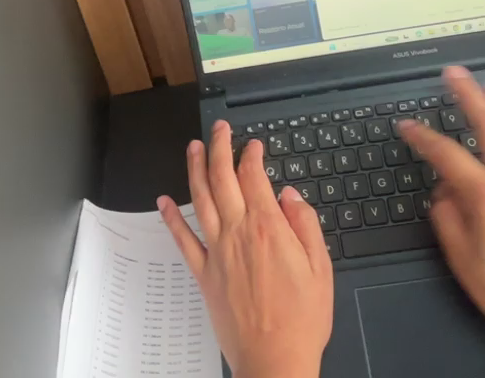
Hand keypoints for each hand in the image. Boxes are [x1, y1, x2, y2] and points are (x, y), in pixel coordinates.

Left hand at [159, 121, 333, 377]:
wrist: (275, 361)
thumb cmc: (301, 319)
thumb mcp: (321, 267)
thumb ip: (305, 223)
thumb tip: (289, 194)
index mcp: (269, 228)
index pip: (253, 176)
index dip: (251, 153)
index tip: (253, 143)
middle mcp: (238, 233)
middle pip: (222, 177)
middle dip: (219, 147)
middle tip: (219, 129)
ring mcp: (217, 252)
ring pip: (200, 199)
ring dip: (194, 169)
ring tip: (192, 147)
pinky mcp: (204, 273)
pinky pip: (183, 240)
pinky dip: (171, 218)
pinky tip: (163, 201)